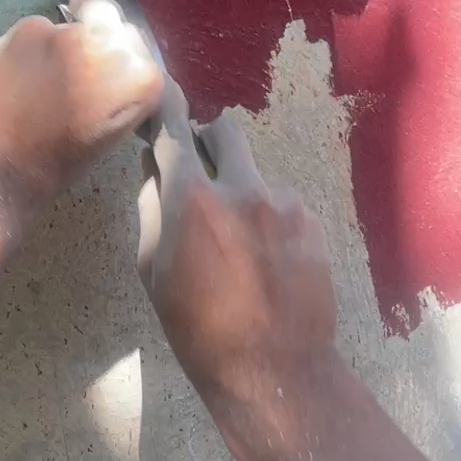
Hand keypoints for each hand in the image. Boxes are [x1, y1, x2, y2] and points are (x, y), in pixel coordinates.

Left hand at [0, 0, 164, 201]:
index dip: (117, 58)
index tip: (101, 76)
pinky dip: (31, 46)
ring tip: (43, 78)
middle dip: (94, 44)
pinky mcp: (33, 27)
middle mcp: (115, 46)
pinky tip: (21, 73)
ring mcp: (71, 32)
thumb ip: (124, 82)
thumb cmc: (65, 156)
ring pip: (70, 26)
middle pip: (109, 26)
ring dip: (62, 45)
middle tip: (73, 76)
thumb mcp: (116, 123)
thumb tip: (115, 50)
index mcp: (144, 77)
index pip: (138, 47)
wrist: (9, 166)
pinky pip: (38, 28)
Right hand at [135, 95, 343, 460]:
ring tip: (241, 242)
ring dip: (242, 190)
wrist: (276, 373)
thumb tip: (153, 167)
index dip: (165, 104)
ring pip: (254, 172)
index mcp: (192, 196)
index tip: (163, 86)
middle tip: (204, 170)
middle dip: (210, 139)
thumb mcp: (151, 271)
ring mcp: (282, 201)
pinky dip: (270, 219)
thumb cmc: (198, 328)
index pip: (173, 129)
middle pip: (224, 130)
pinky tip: (269, 260)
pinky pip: (282, 203)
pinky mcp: (311, 220)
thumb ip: (150, 207)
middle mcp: (240, 185)